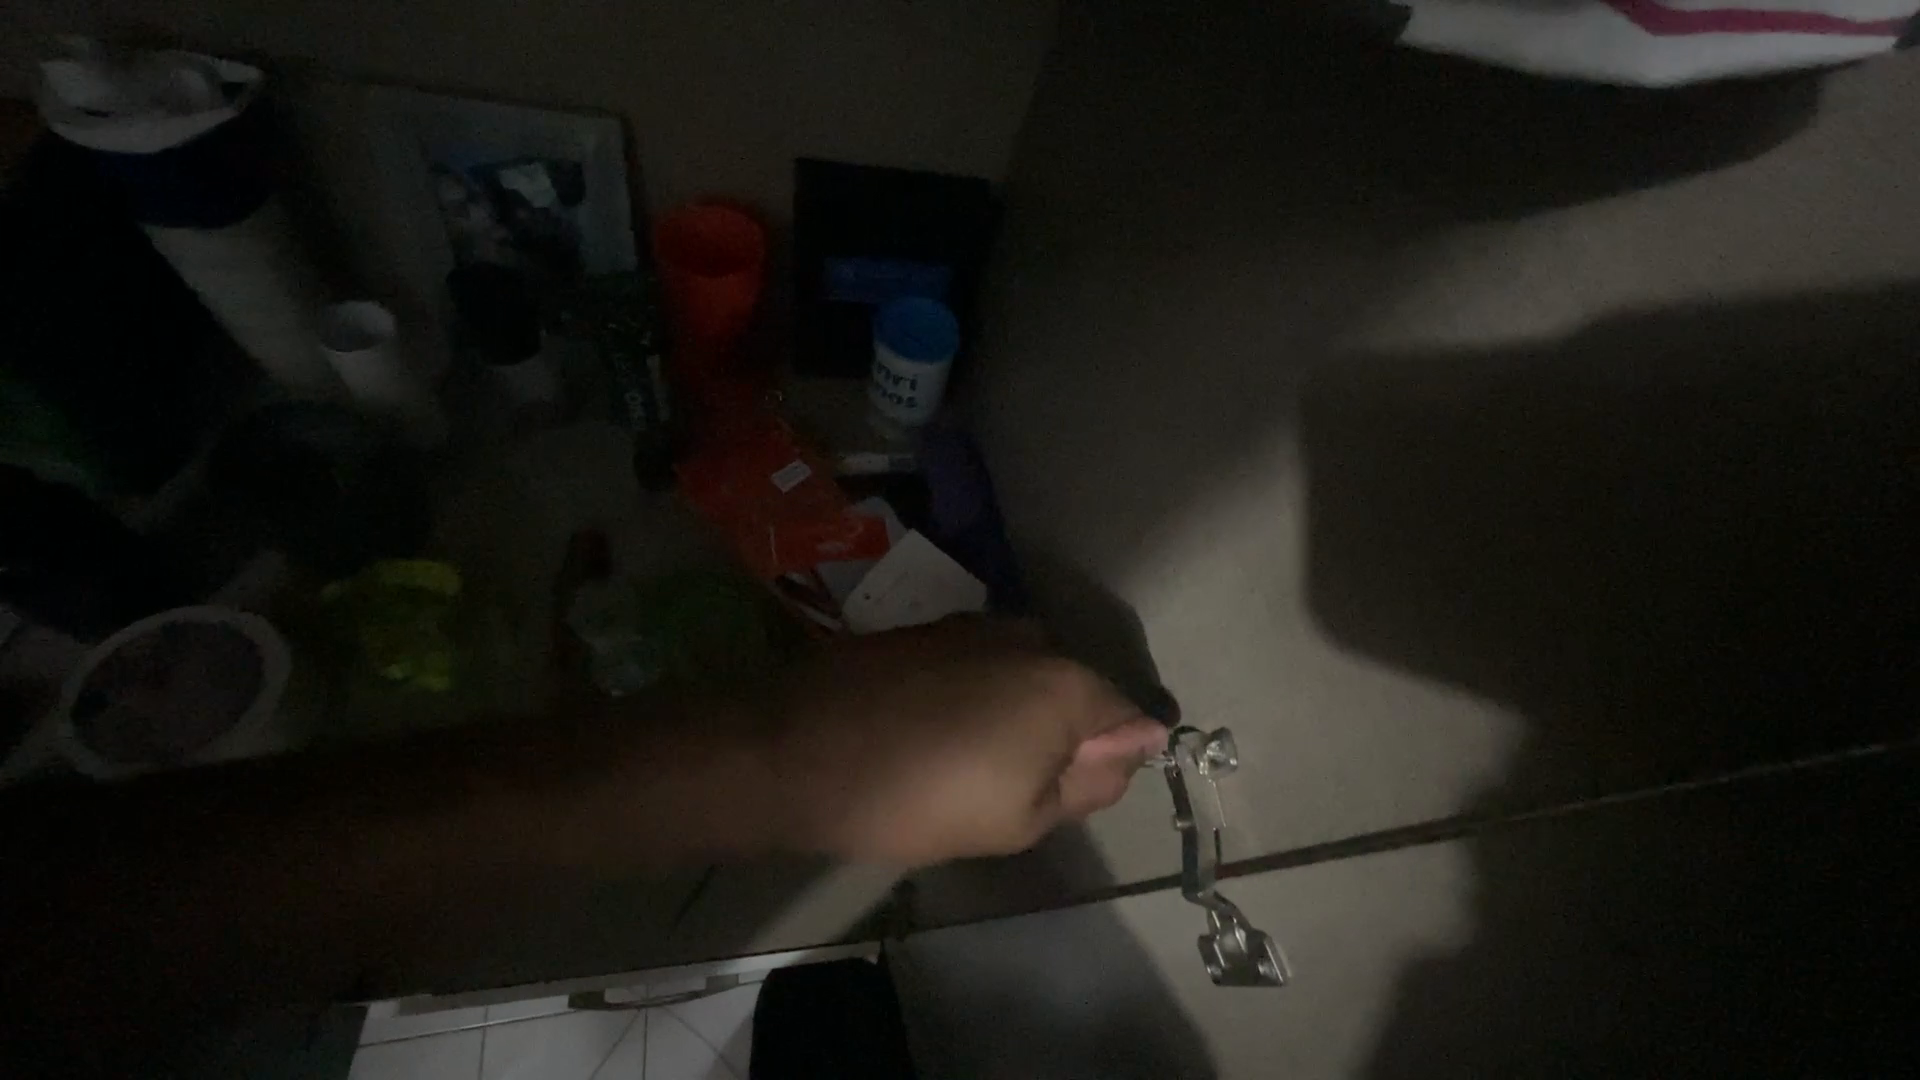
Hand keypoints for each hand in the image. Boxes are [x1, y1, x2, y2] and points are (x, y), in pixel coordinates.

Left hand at [764, 618, 1167, 865]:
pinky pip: (982, 662)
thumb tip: (1135, 746)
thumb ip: (1092, 780)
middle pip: (1076, 690)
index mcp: (1067, 682)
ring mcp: (976, 623)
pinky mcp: (931, 625)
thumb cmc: (919, 798)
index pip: (1130, 716)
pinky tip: (933, 726)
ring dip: (1014, 711)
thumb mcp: (1021, 820)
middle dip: (1062, 732)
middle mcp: (1031, 636)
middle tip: (1011, 783)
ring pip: (1025, 674)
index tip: (1068, 791)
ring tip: (963, 757)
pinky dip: (975, 693)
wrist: (798, 747)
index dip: (1110, 759)